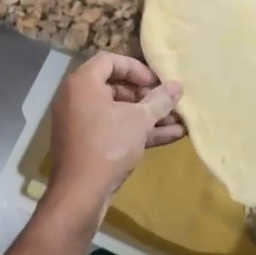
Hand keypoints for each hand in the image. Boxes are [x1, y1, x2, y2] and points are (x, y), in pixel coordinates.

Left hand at [49, 52, 183, 201]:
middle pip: (115, 86)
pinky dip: (138, 131)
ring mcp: (81, 123)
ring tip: (178, 122)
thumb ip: (160, 100)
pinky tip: (171, 137)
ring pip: (118, 112)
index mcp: (83, 84)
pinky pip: (114, 130)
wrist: (80, 193)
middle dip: (146, 95)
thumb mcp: (139, 120)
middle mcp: (77, 99)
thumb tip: (177, 86)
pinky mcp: (87, 144)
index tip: (156, 83)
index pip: (110, 61)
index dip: (136, 68)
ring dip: (148, 116)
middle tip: (167, 103)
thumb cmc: (109, 145)